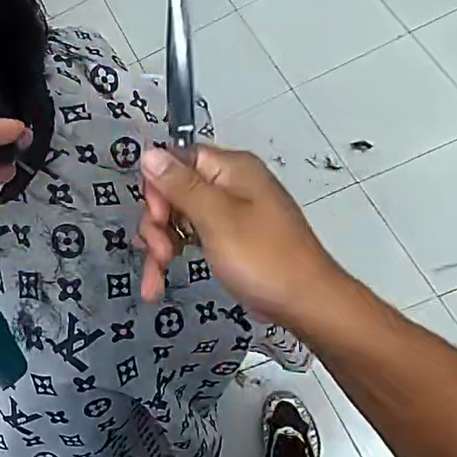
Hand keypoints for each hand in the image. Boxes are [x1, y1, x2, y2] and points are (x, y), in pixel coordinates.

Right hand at [136, 144, 349, 325]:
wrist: (305, 303)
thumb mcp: (216, 219)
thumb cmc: (266, 260)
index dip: (158, 189)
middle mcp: (231, 185)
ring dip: (160, 247)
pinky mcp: (231, 239)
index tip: (157, 218)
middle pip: (173, 192)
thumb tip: (151, 153)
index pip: (176, 160)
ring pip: (178, 219)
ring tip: (156, 278)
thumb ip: (181, 185)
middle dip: (157, 224)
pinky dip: (174, 257)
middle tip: (159, 253)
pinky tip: (159, 281)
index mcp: (231, 169)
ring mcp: (232, 214)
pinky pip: (193, 238)